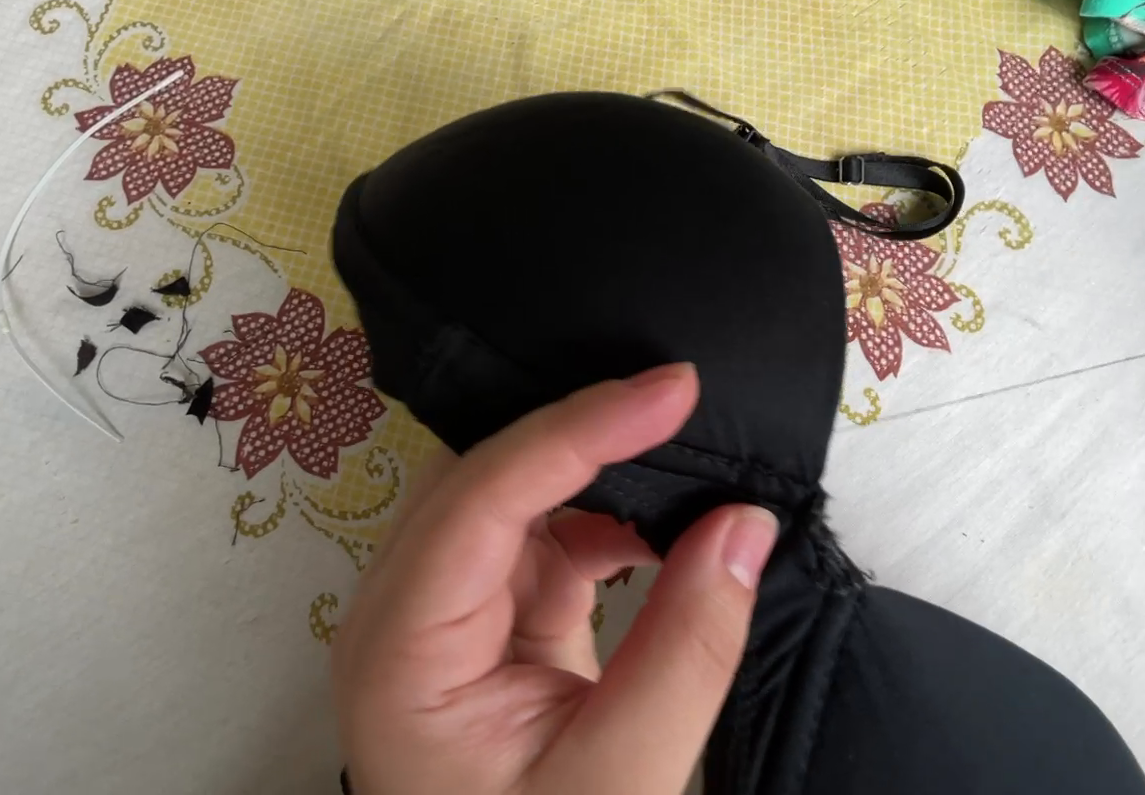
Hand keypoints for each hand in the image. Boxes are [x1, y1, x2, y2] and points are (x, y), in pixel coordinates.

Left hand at [331, 364, 779, 794]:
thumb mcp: (619, 784)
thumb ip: (685, 651)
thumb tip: (745, 525)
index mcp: (400, 646)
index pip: (481, 497)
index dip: (576, 431)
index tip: (672, 389)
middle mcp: (406, 603)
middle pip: (483, 471)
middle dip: (580, 430)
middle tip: (676, 399)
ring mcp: (448, 599)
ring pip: (515, 487)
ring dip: (597, 467)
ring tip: (681, 453)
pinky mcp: (493, 604)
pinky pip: (547, 528)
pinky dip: (609, 515)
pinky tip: (662, 524)